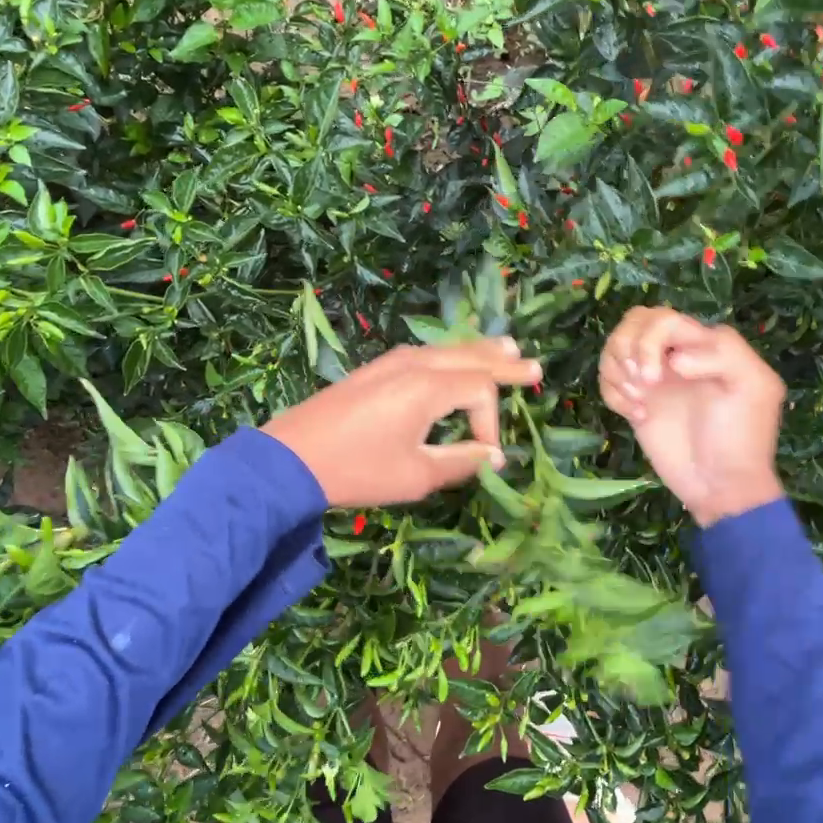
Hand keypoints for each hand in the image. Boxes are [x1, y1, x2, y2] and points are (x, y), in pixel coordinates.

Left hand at [262, 338, 540, 507]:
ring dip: (478, 351)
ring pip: (447, 349)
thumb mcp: (416, 475)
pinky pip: (426, 352)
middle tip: (532, 366)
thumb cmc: (357, 469)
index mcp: (429, 386)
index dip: (491, 424)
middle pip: (470, 356)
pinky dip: (451, 353)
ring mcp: (392, 362)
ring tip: (505, 348)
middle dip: (502, 363)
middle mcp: (415, 364)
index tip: (485, 457)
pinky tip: (453, 357)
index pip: (481, 392)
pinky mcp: (375, 370)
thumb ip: (461, 462)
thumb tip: (495, 456)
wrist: (290, 458)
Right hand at [598, 307, 785, 526]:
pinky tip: (638, 416)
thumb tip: (675, 360)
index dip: (650, 341)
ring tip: (639, 402)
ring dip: (618, 372)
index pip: (662, 319)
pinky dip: (614, 395)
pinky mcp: (637, 402)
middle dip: (627, 348)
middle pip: (633, 323)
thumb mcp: (754, 385)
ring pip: (615, 348)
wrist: (721, 485)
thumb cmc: (741, 435)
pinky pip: (608, 381)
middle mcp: (675, 354)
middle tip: (644, 385)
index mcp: (704, 344)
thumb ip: (724, 353)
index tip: (658, 378)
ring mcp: (654, 379)